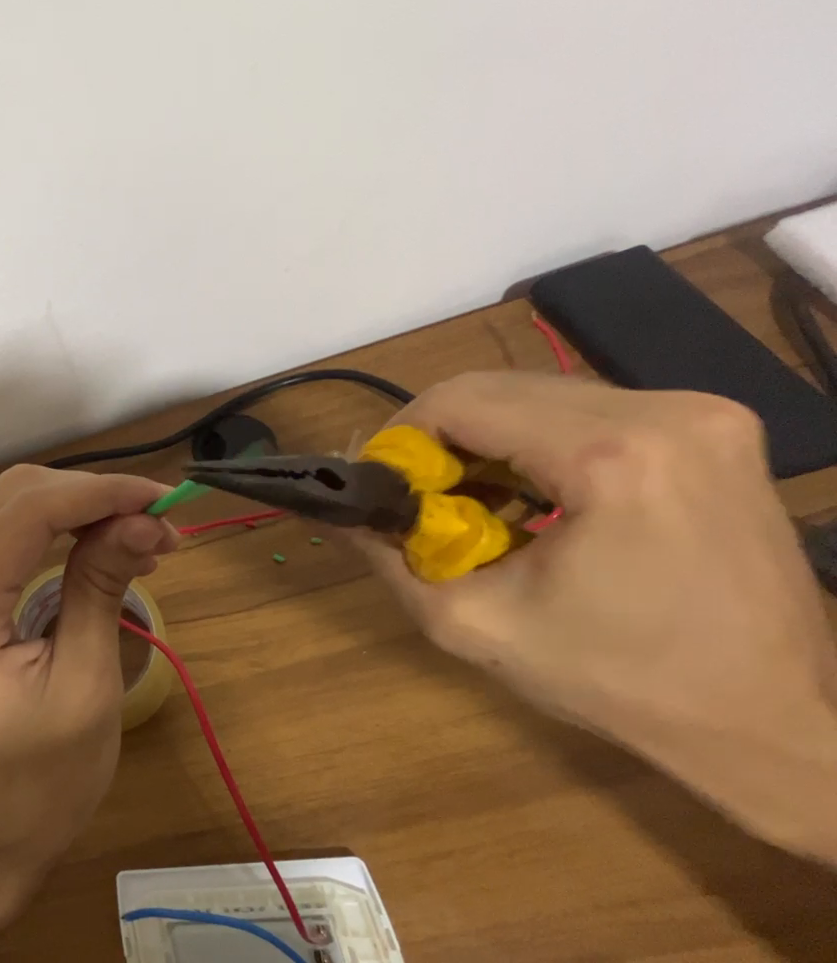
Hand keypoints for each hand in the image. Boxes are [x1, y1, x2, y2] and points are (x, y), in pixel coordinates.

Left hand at [0, 465, 176, 937]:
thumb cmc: (39, 782)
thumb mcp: (83, 688)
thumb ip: (101, 589)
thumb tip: (144, 520)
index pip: (26, 513)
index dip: (100, 493)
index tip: (166, 500)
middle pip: (12, 498)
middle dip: (91, 497)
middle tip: (161, 526)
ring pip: (6, 508)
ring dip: (77, 509)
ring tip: (144, 537)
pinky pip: (0, 537)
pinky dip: (54, 530)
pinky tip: (100, 545)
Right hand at [354, 371, 836, 860]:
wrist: (778, 721)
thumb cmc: (619, 680)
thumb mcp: (471, 622)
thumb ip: (386, 553)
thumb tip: (332, 505)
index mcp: (612, 456)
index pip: (460, 401)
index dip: (401, 439)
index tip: (385, 489)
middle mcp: (666, 412)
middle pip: (498, 389)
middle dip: (440, 439)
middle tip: (421, 501)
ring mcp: (701, 415)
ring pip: (538, 396)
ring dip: (485, 441)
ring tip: (474, 507)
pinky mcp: (713, 430)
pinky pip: (586, 410)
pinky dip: (536, 444)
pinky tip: (531, 499)